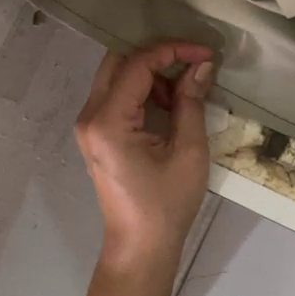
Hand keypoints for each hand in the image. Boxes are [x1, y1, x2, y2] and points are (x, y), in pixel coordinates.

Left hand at [74, 41, 216, 267]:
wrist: (141, 245)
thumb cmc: (166, 204)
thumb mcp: (189, 152)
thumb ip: (191, 103)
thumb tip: (202, 66)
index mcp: (109, 122)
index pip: (137, 64)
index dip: (172, 50)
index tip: (206, 54)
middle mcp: (90, 117)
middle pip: (118, 61)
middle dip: (157, 56)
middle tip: (193, 62)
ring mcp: (88, 125)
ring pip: (116, 76)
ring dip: (150, 73)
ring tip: (184, 90)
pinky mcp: (96, 134)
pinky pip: (116, 95)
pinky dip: (142, 90)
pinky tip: (168, 105)